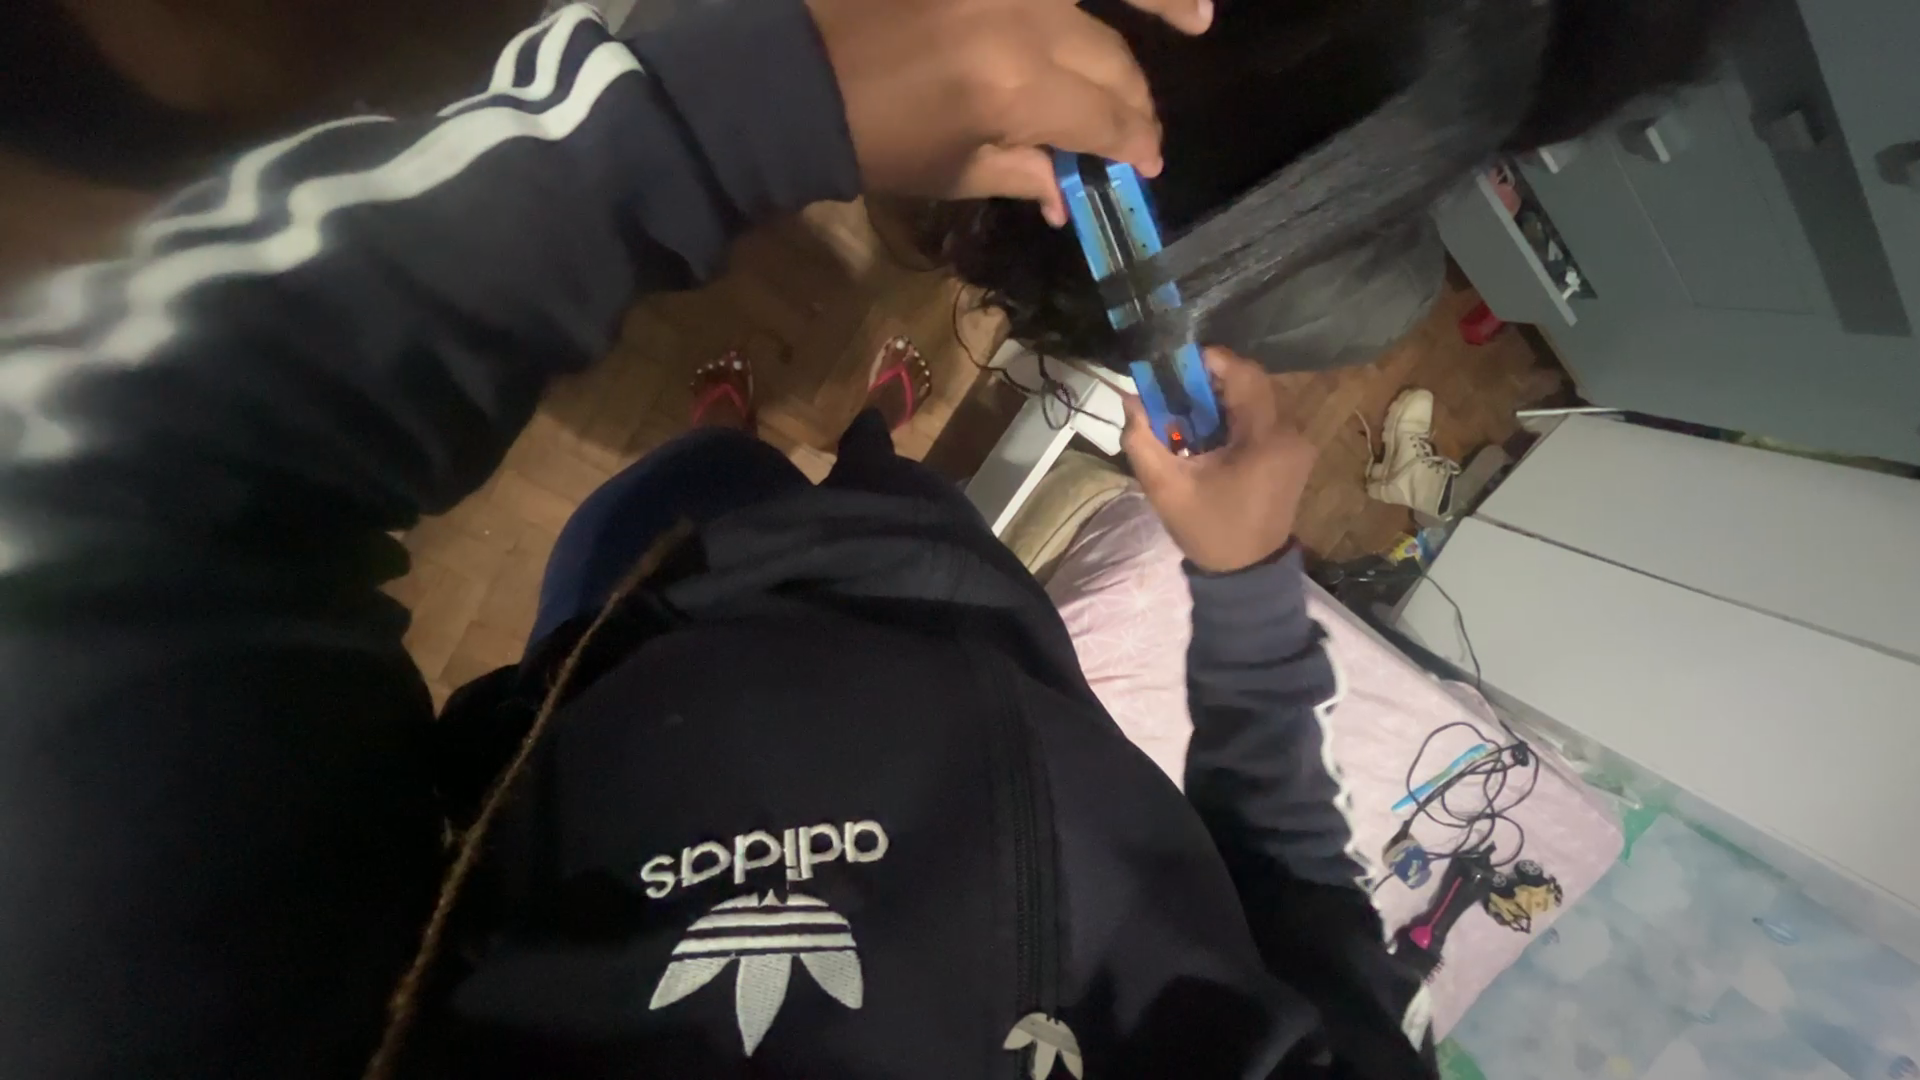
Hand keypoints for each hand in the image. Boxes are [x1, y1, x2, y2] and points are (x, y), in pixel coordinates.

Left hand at [805, 0, 1210, 225]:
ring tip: (1198, 20)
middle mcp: (1025, 20)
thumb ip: (1024, 174)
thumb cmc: (875, 140)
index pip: (1103, 118)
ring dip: (1157, 5)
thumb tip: (1069, 195)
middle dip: (1136, 103)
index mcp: (1015, 90)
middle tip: (1143, 134)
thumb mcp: (951, 173)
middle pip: (1110, 60)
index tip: (1147, 167)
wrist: (801, 73)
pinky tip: (1131, 3)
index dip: (1133, 145)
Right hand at [1122, 347, 1315, 573]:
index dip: (1210, 361)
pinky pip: (1262, 422)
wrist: (1246, 573)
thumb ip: (1142, 439)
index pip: (1245, 374)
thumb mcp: (1164, 486)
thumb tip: (1131, 400)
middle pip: (1250, 386)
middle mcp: (1290, 433)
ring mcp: (1296, 445)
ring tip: (1187, 418)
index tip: (1176, 366)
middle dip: (1210, 385)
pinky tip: (1209, 438)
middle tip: (1174, 395)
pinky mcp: (1293, 455)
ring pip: (1256, 402)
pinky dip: (1234, 420)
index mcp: (1265, 438)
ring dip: (1221, 403)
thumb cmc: (1206, 529)